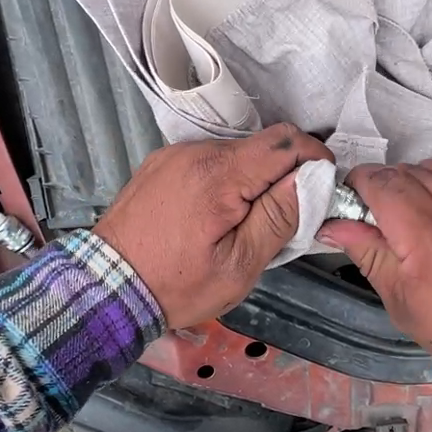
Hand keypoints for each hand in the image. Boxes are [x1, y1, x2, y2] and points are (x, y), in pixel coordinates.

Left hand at [94, 125, 331, 327]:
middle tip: (288, 216)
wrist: (107, 290)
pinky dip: (227, 181)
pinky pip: (209, 162)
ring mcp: (174, 155)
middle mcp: (195, 152)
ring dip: (255, 180)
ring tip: (249, 223)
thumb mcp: (240, 264)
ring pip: (236, 154)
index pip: (285, 142)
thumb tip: (312, 180)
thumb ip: (278, 217)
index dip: (314, 159)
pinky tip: (219, 216)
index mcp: (219, 174)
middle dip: (285, 174)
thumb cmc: (176, 285)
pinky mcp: (161, 165)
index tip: (324, 186)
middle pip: (262, 146)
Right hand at [318, 161, 431, 378]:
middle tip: (377, 212)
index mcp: (428, 238)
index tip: (353, 196)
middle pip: (406, 171)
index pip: (382, 183)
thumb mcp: (402, 302)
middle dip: (384, 184)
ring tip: (412, 212)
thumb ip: (368, 254)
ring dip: (414, 181)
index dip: (360, 183)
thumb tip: (336, 226)